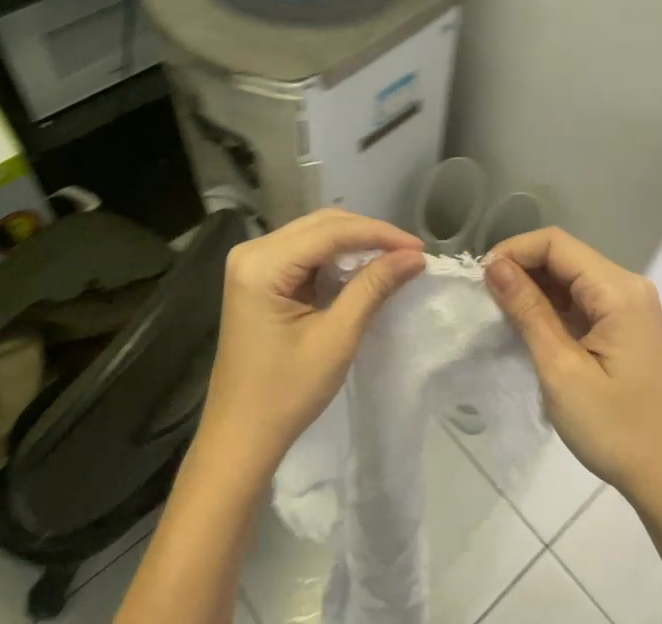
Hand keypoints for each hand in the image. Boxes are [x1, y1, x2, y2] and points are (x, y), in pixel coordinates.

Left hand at [202, 209, 426, 463]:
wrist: (242, 435)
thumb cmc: (286, 392)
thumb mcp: (336, 338)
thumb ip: (373, 288)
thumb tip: (414, 256)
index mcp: (261, 264)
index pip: (329, 232)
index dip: (378, 234)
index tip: (420, 247)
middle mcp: (251, 252)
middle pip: (319, 226)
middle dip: (367, 235)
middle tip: (410, 253)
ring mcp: (251, 263)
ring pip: (313, 236)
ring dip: (353, 244)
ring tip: (394, 260)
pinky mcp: (257, 278)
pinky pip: (303, 254)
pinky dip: (334, 259)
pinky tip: (362, 270)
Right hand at [485, 227, 661, 503]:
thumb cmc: (615, 428)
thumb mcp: (561, 370)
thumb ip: (528, 311)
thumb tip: (494, 266)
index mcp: (619, 291)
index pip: (556, 243)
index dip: (513, 251)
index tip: (480, 281)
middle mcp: (629, 288)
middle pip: (565, 256)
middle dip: (521, 269)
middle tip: (485, 300)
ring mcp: (632, 308)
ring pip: (572, 278)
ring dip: (535, 289)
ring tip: (502, 315)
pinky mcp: (628, 328)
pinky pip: (583, 301)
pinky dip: (553, 307)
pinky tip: (530, 329)